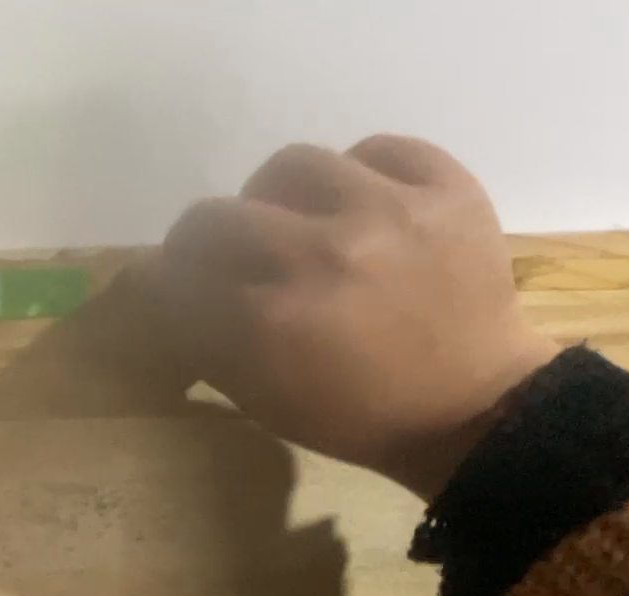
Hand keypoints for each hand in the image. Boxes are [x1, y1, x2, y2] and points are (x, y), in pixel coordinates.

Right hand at [129, 135, 558, 498]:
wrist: (470, 408)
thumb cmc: (348, 415)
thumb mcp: (257, 397)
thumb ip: (204, 343)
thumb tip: (169, 297)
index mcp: (265, 321)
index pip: (172, 278)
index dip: (158, 284)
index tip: (168, 290)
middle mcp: (317, 255)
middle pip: (212, 218)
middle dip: (195, 243)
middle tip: (212, 257)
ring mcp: (386, 213)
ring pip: (288, 166)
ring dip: (270, 199)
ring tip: (286, 223)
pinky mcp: (446, 189)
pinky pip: (377, 148)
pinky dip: (354, 174)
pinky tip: (353, 207)